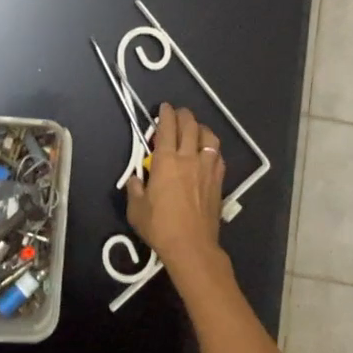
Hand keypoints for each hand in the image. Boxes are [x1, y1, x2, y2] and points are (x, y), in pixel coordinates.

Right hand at [126, 103, 226, 274]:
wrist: (192, 246)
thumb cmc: (160, 227)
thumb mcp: (136, 209)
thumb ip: (134, 188)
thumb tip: (135, 178)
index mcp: (166, 161)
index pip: (167, 128)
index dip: (165, 114)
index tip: (164, 107)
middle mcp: (188, 158)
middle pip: (190, 126)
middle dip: (184, 115)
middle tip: (178, 113)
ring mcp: (207, 168)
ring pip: (209, 137)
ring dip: (201, 128)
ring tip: (196, 129)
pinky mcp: (219, 181)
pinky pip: (218, 155)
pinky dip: (212, 148)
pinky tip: (208, 153)